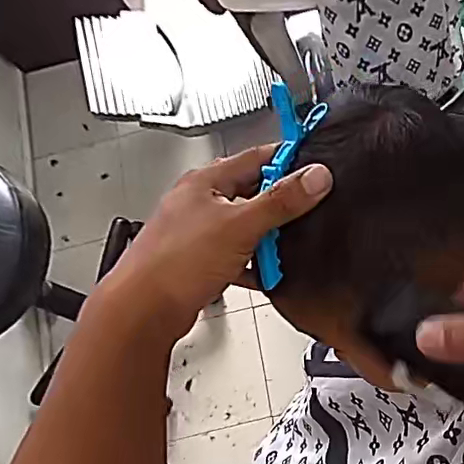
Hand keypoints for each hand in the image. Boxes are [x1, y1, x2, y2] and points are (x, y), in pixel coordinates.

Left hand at [87, 145, 330, 342]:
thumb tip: (315, 177)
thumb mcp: (240, 224)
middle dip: (282, 208)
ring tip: (275, 254)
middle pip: (257, 194)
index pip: (257, 156)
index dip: (288, 158)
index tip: (315, 167)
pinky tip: (264, 275)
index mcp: (207, 181)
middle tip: (299, 218)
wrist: (148, 306)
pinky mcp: (206, 259)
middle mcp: (203, 202)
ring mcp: (204, 231)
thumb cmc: (174, 261)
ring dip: (270, 241)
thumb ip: (281, 201)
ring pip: (251, 227)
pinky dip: (258, 265)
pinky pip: (244, 256)